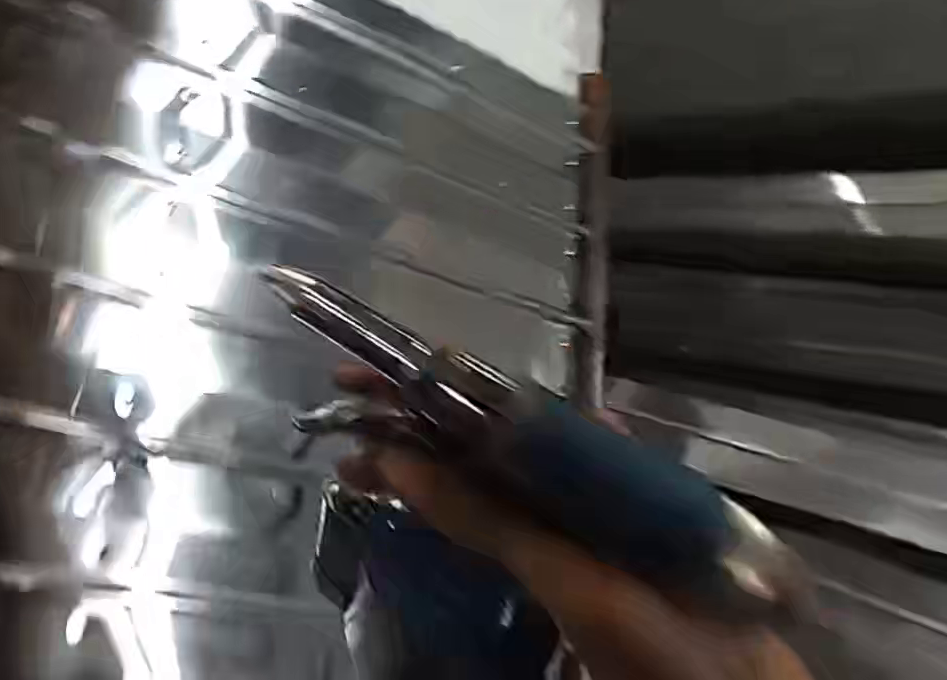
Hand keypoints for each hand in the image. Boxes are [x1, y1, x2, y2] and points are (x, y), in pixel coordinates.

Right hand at [328, 363, 811, 679]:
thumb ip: (494, 521)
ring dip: (403, 463)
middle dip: (404, 420)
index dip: (435, 383)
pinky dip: (423, 502)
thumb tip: (391, 457)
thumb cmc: (680, 654)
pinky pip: (470, 518)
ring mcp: (560, 526)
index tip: (377, 370)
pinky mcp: (543, 565)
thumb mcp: (590, 588)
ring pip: (465, 476)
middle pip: (473, 436)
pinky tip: (387, 496)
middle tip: (341, 410)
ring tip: (348, 465)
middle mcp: (577, 483)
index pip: (504, 405)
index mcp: (603, 465)